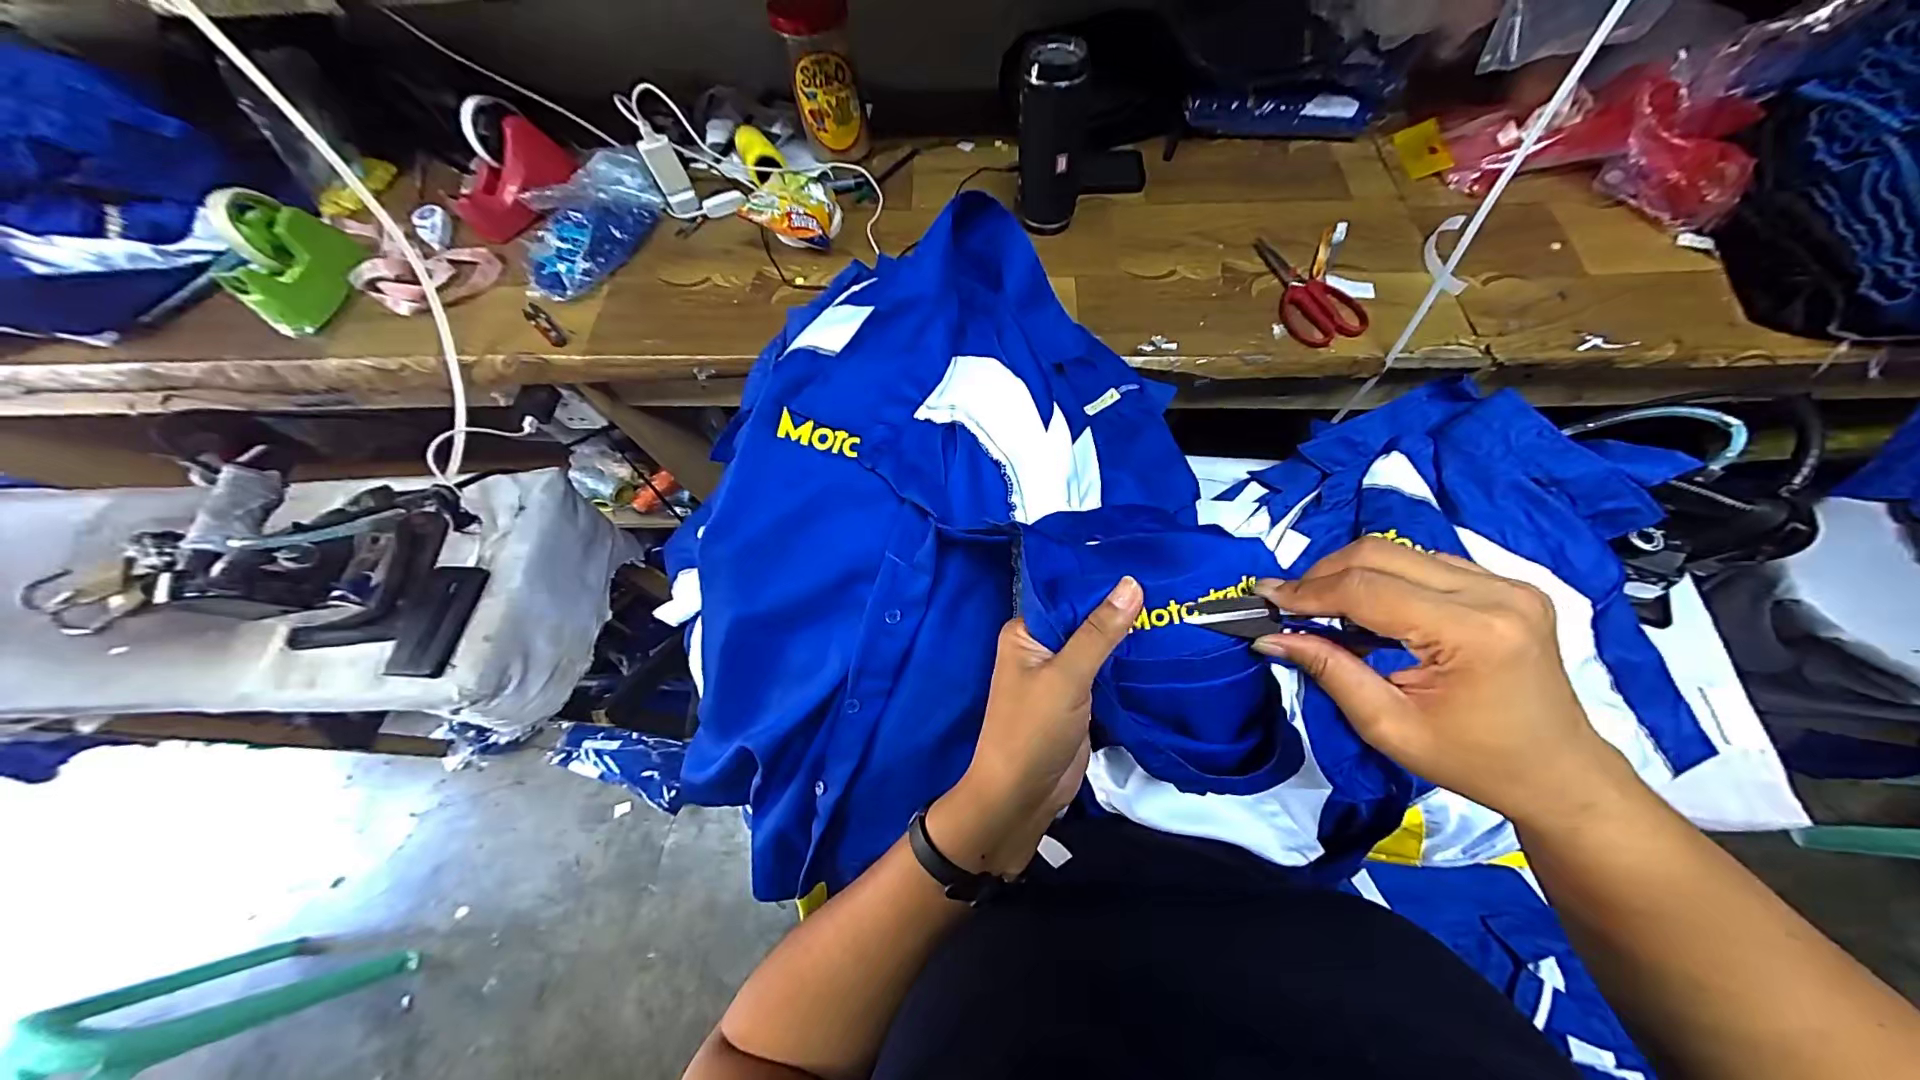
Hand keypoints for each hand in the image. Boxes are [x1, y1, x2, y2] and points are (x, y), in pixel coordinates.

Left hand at [927, 577, 1142, 877]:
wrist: (1022, 796)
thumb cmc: (1033, 730)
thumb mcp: (1067, 676)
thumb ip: (1098, 632)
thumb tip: (1131, 583)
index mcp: (1025, 633)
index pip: (1064, 594)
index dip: (1099, 579)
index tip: (1142, 560)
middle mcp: (1040, 647)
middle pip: (1083, 617)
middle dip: (1118, 605)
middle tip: (1169, 580)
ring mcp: (1060, 673)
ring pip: (1096, 643)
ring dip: (1125, 632)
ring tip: (1173, 604)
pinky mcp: (1078, 696)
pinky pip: (1104, 669)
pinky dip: (1125, 659)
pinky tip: (1158, 643)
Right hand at [1250, 538, 1631, 824]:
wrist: (1559, 773)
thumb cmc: (1475, 761)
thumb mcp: (1388, 726)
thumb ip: (1329, 671)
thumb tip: (1272, 637)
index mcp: (1473, 633)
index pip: (1367, 590)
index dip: (1308, 591)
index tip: (1265, 598)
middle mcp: (1496, 594)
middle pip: (1381, 554)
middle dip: (1323, 575)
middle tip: (1288, 603)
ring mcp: (1507, 584)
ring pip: (1400, 552)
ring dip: (1350, 573)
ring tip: (1321, 606)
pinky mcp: (1507, 585)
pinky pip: (1425, 562)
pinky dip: (1383, 577)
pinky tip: (1367, 606)